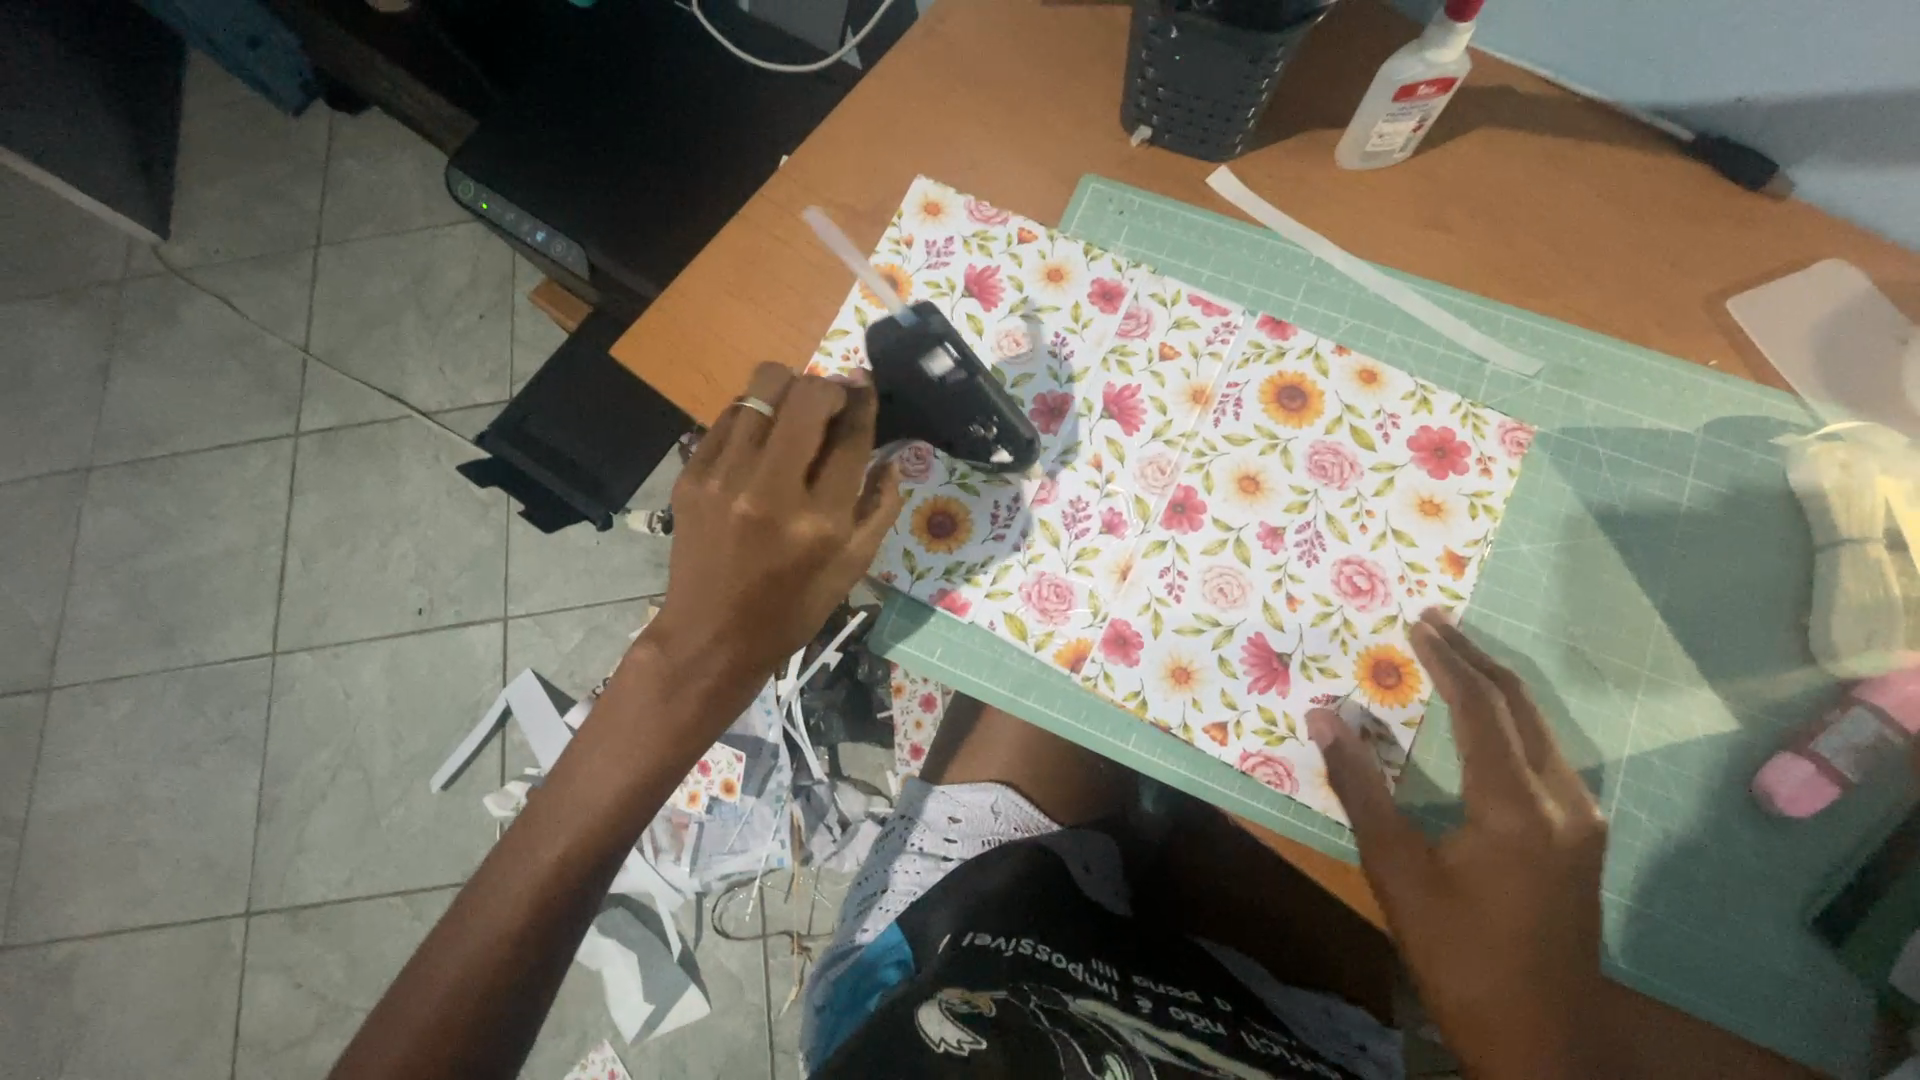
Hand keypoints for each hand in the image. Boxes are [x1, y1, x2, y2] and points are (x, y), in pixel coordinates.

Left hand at [647, 362, 902, 689]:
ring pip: (761, 391)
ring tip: (794, 415)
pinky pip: (728, 417)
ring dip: (787, 392)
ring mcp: (724, 479)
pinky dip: (753, 416)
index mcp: (821, 521)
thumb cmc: (793, 608)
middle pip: (806, 397)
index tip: (865, 384)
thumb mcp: (852, 568)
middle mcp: (772, 491)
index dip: (863, 401)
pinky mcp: (691, 476)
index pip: (850, 437)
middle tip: (832, 401)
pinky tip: (760, 439)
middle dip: (827, 387)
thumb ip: (879, 508)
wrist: (711, 636)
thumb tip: (890, 457)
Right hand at [1307, 608, 1607, 1079]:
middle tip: (1431, 621)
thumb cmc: (1457, 952)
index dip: (1445, 660)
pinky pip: (1543, 753)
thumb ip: (1359, 786)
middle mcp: (1563, 800)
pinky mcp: (1580, 836)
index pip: (1480, 708)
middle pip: (1521, 705)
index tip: (1413, 623)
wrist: (1542, 1037)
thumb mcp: (1394, 869)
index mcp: (1517, 806)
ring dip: (1493, 686)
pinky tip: (1478, 717)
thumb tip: (1323, 717)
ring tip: (1449, 654)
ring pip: (1539, 727)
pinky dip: (1507, 720)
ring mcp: (1581, 819)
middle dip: (1475, 657)